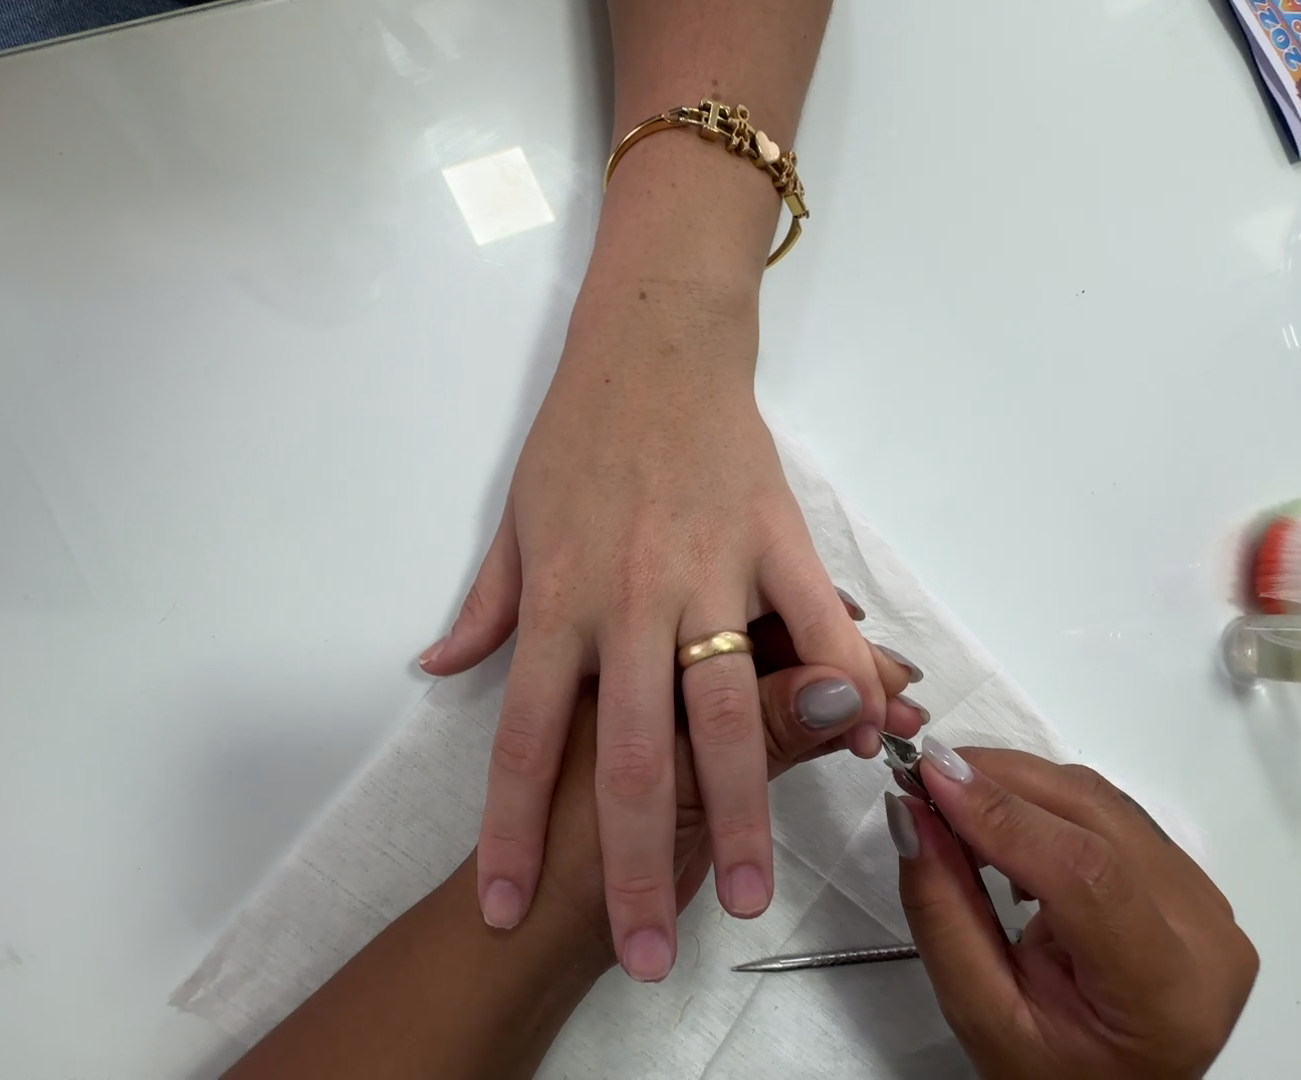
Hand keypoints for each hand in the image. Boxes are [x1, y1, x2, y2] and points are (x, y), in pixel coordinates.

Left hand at [421, 260, 890, 980]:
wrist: (655, 345)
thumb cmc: (581, 431)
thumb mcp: (515, 516)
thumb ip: (485, 602)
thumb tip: (441, 666)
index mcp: (561, 599)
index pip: (521, 737)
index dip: (509, 829)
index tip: (503, 907)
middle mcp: (630, 601)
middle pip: (630, 753)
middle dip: (636, 863)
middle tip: (647, 951)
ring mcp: (710, 573)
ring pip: (728, 711)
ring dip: (743, 808)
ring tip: (750, 890)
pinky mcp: (776, 541)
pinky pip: (815, 625)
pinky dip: (843, 685)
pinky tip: (859, 747)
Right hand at [892, 743, 1256, 1078]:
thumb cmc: (1047, 1070)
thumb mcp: (977, 1011)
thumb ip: (940, 910)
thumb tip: (909, 811)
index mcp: (1163, 991)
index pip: (1084, 872)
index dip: (1001, 813)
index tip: (926, 775)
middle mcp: (1203, 932)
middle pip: (1092, 815)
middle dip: (996, 779)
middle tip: (922, 776)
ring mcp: (1202, 898)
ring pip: (1093, 797)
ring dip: (1012, 781)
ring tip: (950, 802)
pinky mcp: (1184, 875)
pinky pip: (1101, 807)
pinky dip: (1037, 797)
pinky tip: (999, 825)